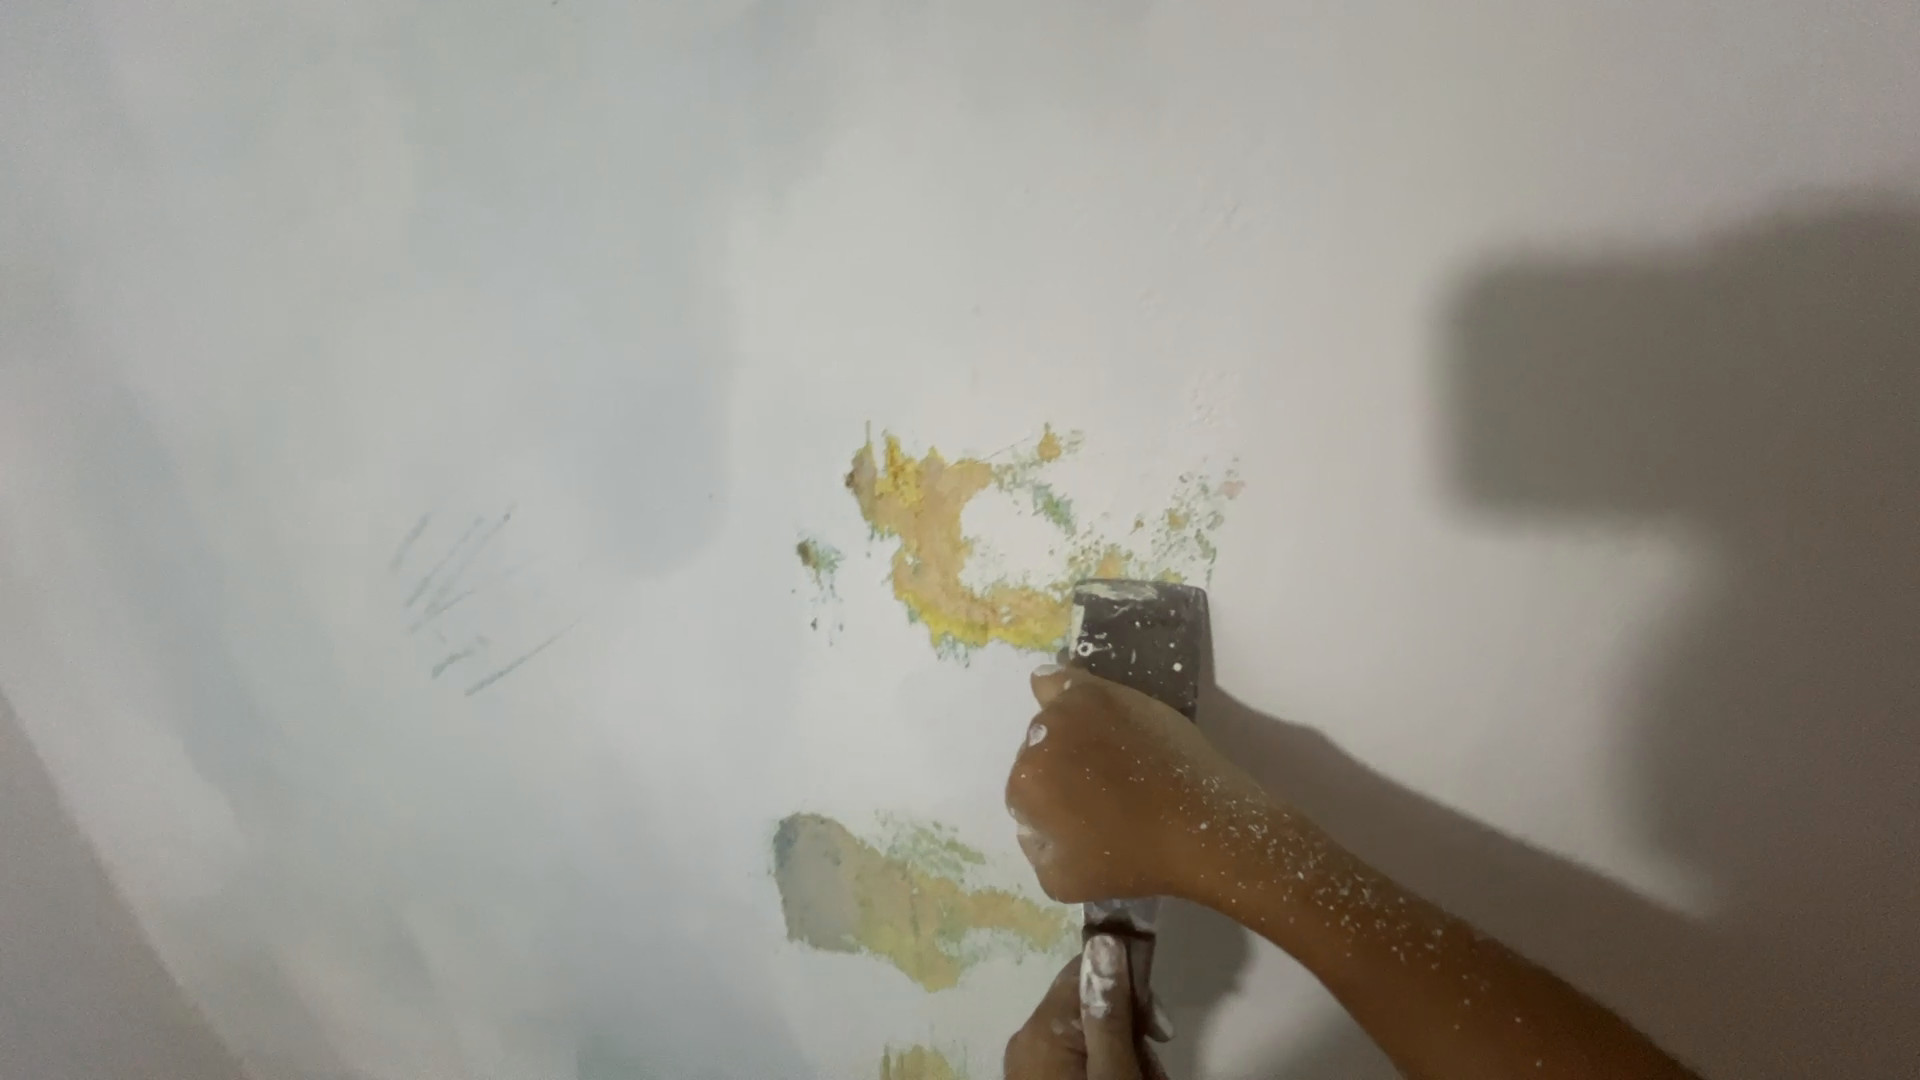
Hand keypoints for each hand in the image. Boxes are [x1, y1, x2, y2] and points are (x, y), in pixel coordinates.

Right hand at [1006, 665, 1276, 902]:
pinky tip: (1058, 693)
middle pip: (1035, 754)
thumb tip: (1036, 820)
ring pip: (1050, 720)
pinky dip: (1056, 687)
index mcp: (1026, 782)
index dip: (1052, 812)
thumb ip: (1032, 848)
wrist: (1203, 826)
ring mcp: (1074, 708)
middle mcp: (1040, 736)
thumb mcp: (1062, 881)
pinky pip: (1064, 680)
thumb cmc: (1135, 860)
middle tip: (1098, 793)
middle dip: (1058, 772)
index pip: (1021, 796)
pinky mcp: (1105, 692)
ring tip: (1102, 760)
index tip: (1082, 821)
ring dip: (1065, 738)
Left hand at [1006, 935, 1166, 1079]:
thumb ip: (1109, 1012)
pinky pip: (1072, 1059)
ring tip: (1144, 1076)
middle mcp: (1027, 1036)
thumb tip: (1104, 940)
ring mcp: (1027, 1063)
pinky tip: (1122, 1078)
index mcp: (1041, 1026)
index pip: (1087, 973)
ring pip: (1086, 1035)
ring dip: (1120, 1051)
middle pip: (1088, 1005)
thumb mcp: (1114, 1072)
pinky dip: (1101, 1065)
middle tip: (1153, 1068)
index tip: (1159, 1027)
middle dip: (1129, 1030)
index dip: (1130, 990)